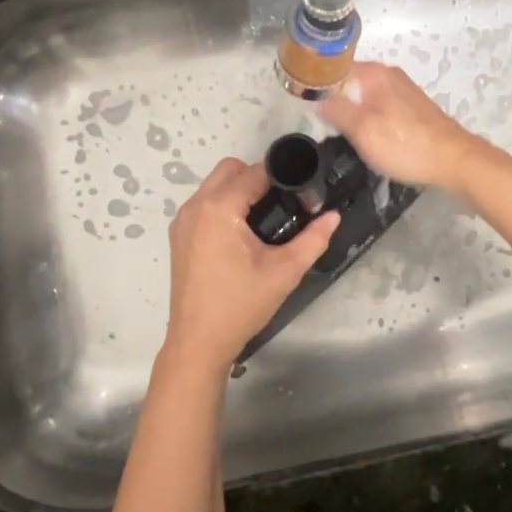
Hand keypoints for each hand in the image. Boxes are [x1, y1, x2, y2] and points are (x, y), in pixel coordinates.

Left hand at [165, 157, 338, 365]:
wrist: (199, 342)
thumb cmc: (241, 304)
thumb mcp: (285, 272)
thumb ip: (313, 239)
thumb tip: (333, 216)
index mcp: (220, 208)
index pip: (256, 173)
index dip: (282, 177)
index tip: (301, 191)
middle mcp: (196, 206)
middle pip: (230, 169)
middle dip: (257, 178)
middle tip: (281, 204)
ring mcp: (182, 220)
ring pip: (214, 185)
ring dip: (238, 190)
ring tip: (263, 219)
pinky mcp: (178, 235)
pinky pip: (203, 204)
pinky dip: (222, 205)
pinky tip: (240, 234)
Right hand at [319, 61, 482, 190]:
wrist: (454, 160)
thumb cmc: (404, 144)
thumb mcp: (361, 130)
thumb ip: (335, 110)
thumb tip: (316, 98)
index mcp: (373, 73)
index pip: (333, 67)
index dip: (315, 83)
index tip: (302, 101)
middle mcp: (388, 73)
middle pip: (348, 80)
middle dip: (333, 98)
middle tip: (319, 123)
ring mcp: (402, 89)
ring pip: (364, 94)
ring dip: (350, 109)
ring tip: (339, 131)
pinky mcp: (412, 105)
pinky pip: (379, 104)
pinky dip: (368, 115)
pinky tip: (366, 135)